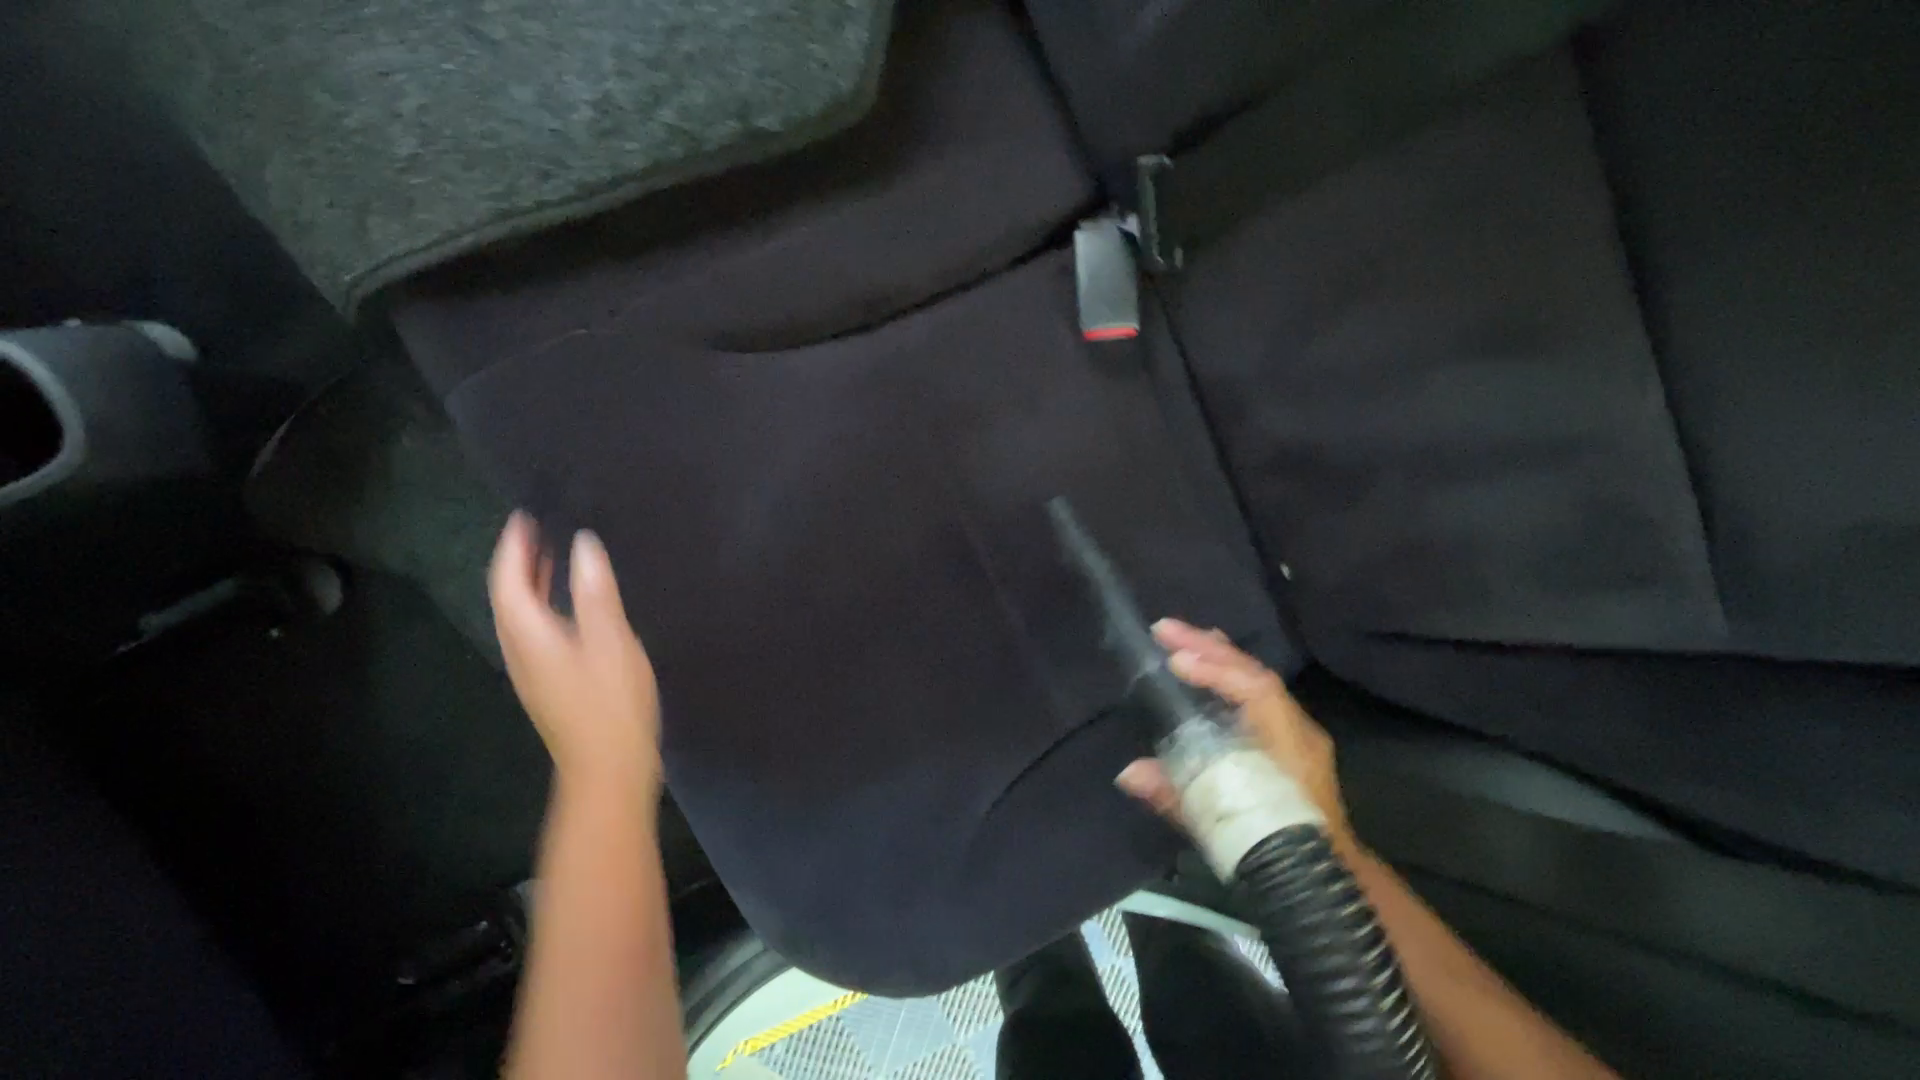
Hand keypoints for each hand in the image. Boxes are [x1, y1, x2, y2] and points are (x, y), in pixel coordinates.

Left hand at [489, 512, 660, 799]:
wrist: (609, 769)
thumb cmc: (610, 702)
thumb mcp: (610, 640)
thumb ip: (595, 590)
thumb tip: (583, 543)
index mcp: (529, 635)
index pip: (508, 581)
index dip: (514, 547)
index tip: (524, 515)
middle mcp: (521, 650)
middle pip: (509, 598)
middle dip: (520, 561)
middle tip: (539, 528)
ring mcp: (534, 671)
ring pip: (522, 616)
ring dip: (533, 583)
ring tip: (553, 556)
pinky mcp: (550, 684)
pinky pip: (538, 631)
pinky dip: (547, 606)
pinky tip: (572, 604)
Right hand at [1115, 619, 1355, 853]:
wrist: (1323, 877)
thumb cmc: (1270, 848)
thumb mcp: (1219, 826)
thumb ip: (1175, 796)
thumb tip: (1129, 773)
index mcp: (1287, 746)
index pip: (1255, 691)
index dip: (1215, 670)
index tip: (1176, 660)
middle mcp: (1295, 729)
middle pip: (1254, 674)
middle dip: (1208, 647)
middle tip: (1164, 628)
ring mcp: (1295, 732)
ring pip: (1256, 679)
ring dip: (1217, 655)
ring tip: (1181, 637)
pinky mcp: (1288, 738)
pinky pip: (1257, 694)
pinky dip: (1228, 674)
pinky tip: (1205, 667)